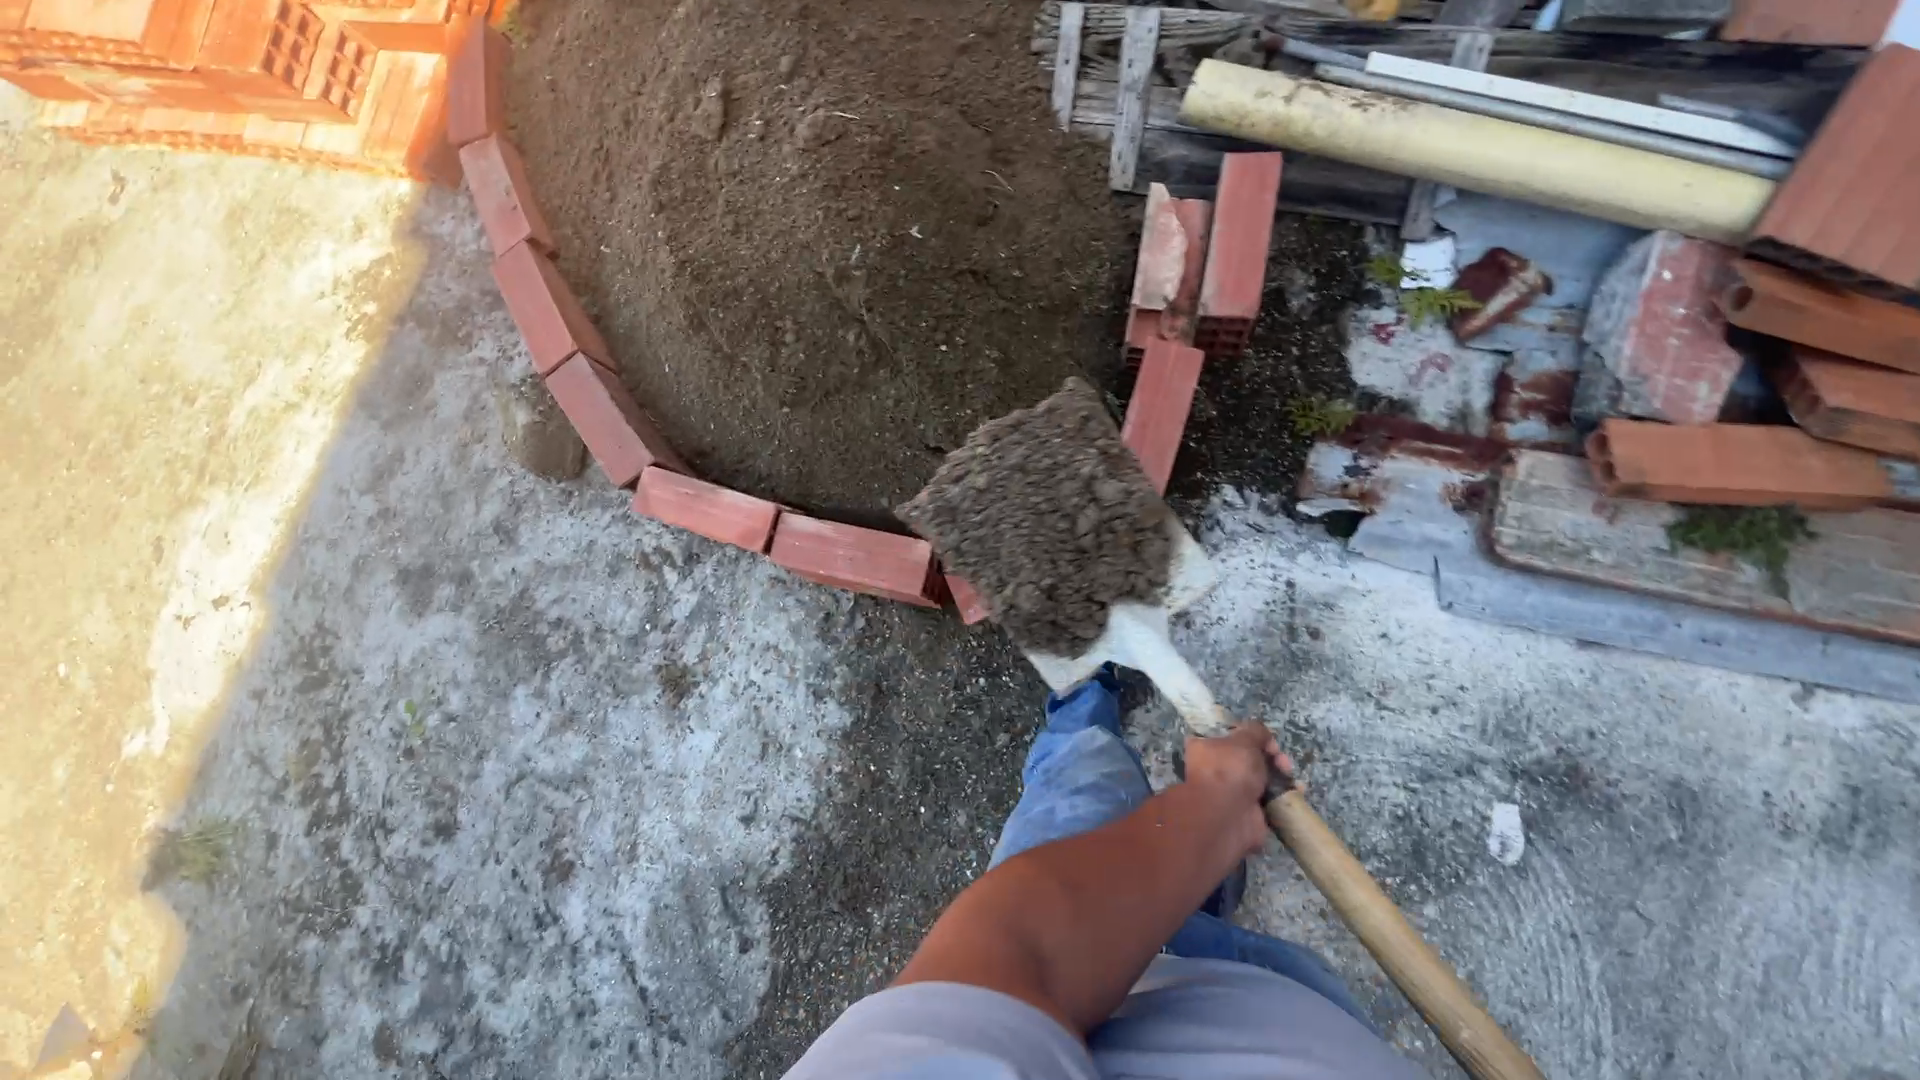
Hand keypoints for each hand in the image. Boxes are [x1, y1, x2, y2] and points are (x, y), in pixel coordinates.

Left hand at [1183, 724, 1293, 854]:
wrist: (1228, 815)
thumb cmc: (1230, 769)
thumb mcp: (1244, 739)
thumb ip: (1256, 731)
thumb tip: (1263, 737)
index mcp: (1204, 748)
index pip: (1227, 737)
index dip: (1249, 736)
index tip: (1265, 739)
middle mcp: (1215, 770)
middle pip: (1249, 757)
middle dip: (1271, 756)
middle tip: (1282, 761)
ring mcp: (1232, 792)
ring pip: (1261, 778)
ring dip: (1280, 775)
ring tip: (1290, 775)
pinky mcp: (1249, 812)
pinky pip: (1270, 799)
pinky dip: (1284, 795)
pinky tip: (1297, 790)